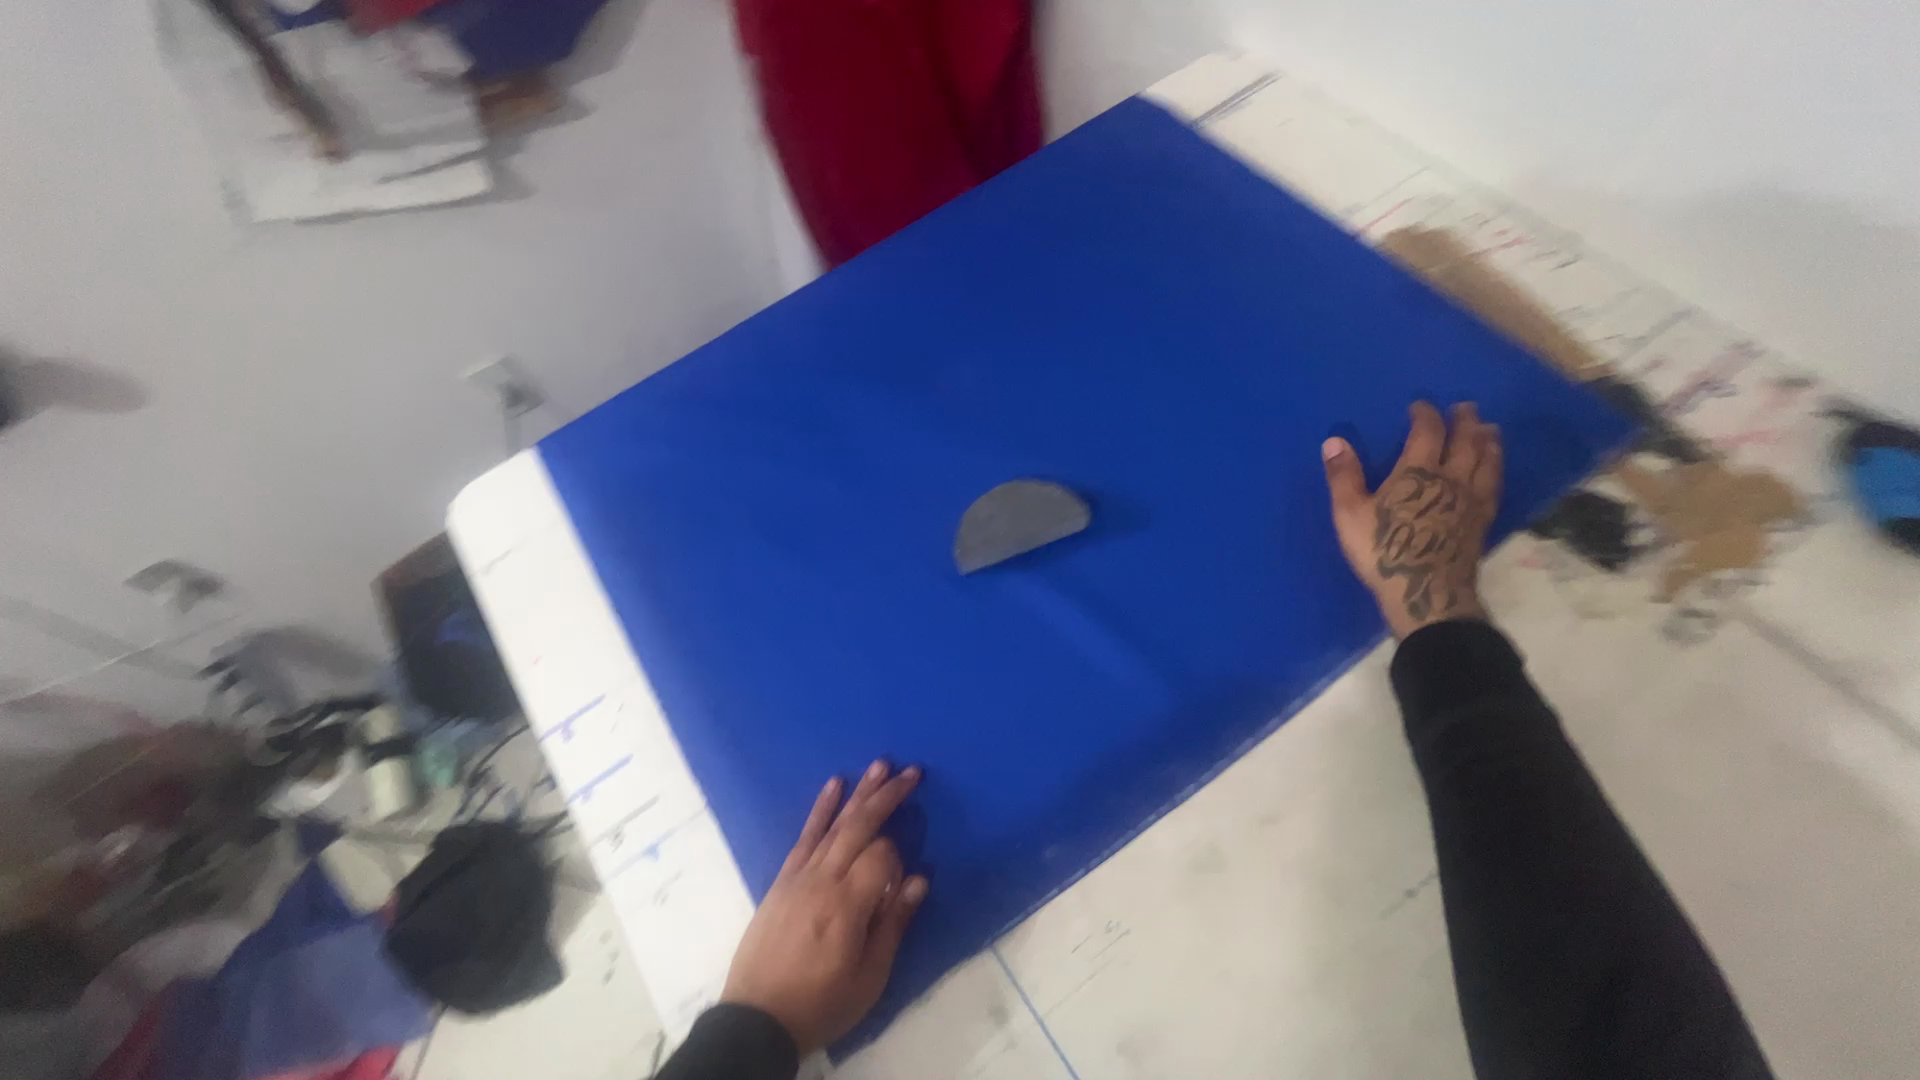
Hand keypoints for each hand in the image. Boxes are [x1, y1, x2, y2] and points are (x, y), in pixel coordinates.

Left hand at [721, 762, 928, 1054]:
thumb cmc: (821, 1003)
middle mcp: (824, 879)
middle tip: (911, 772)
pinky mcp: (783, 878)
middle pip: (860, 826)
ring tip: (880, 765)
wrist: (757, 1020)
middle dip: (887, 797)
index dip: (898, 860)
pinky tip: (834, 785)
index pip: (882, 856)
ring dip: (860, 793)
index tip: (901, 880)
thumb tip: (918, 879)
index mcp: (848, 905)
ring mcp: (800, 875)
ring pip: (835, 824)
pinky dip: (820, 809)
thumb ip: (893, 924)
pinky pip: (805, 835)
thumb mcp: (869, 978)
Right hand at [1322, 401, 1501, 638]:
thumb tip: (1334, 441)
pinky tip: (1494, 472)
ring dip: (1488, 442)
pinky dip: (1495, 471)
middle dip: (1464, 421)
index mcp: (1417, 472)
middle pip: (1465, 442)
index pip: (1426, 432)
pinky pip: (1494, 487)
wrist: (1426, 591)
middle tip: (1466, 407)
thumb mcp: (1350, 514)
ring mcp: (1471, 500)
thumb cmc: (1383, 550)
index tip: (1421, 405)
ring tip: (1490, 430)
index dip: (1424, 415)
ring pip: (1486, 461)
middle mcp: (1451, 478)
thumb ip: (1344, 476)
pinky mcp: (1482, 521)